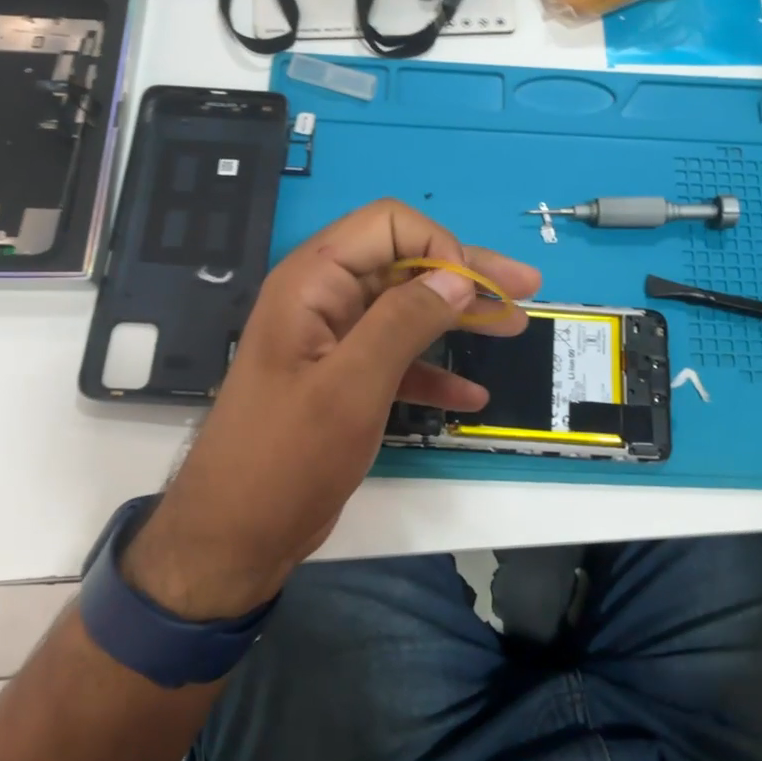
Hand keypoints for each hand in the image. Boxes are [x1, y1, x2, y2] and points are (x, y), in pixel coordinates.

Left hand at [125, 200, 540, 618]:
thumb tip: (459, 277)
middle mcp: (323, 301)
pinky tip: (471, 396)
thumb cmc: (287, 457)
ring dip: (460, 318)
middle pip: (404, 264)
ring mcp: (333, 343)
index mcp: (313, 283)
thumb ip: (404, 322)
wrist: (235, 534)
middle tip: (526, 289)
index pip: (388, 226)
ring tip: (515, 327)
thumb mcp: (352, 386)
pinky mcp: (343, 383)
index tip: (481, 289)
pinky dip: (435, 372)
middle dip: (465, 274)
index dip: (440, 246)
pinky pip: (398, 361)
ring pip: (407, 311)